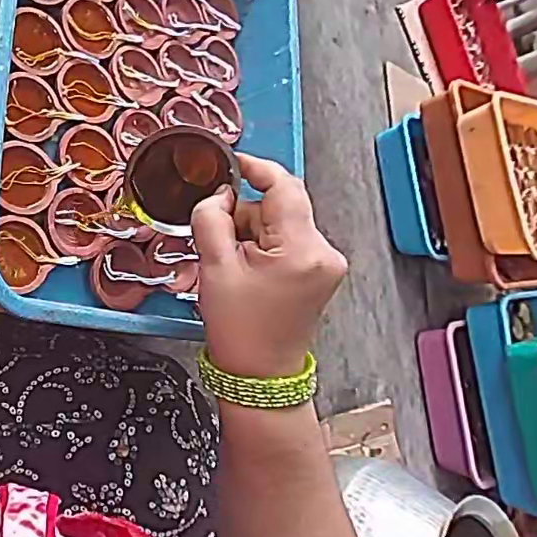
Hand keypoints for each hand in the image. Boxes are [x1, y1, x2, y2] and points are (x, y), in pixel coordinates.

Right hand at [191, 154, 347, 380]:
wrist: (259, 373)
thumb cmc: (240, 329)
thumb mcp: (214, 267)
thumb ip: (212, 218)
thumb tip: (218, 193)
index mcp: (302, 249)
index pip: (284, 186)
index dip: (255, 168)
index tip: (232, 162)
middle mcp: (324, 251)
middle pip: (277, 206)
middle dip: (243, 216)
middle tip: (218, 244)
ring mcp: (325, 262)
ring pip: (278, 223)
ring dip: (249, 233)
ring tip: (230, 265)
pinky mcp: (318, 270)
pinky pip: (284, 240)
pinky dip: (260, 246)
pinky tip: (245, 269)